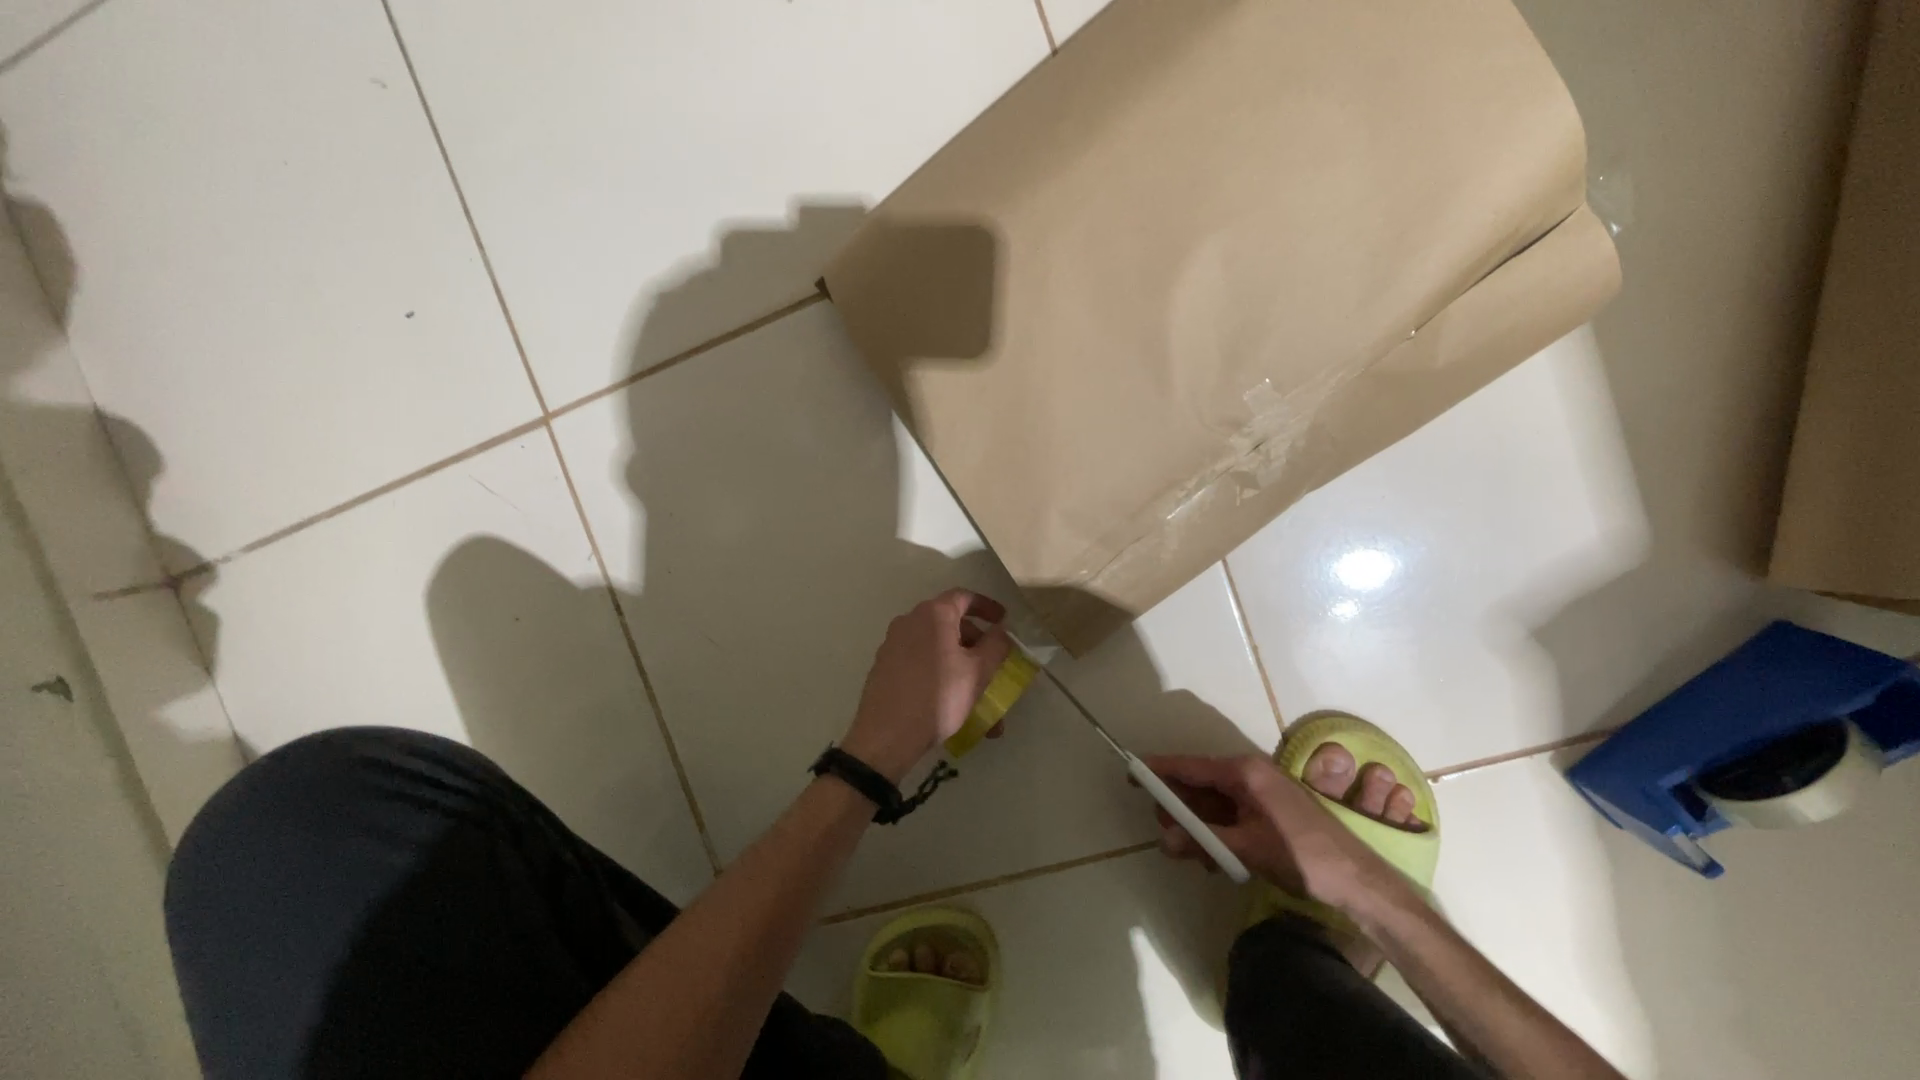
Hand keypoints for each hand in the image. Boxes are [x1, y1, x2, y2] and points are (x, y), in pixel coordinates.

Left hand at [840, 589, 1012, 782]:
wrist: (887, 735)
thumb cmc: (939, 696)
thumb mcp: (978, 672)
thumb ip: (995, 645)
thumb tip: (1001, 631)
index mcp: (933, 615)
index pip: (964, 597)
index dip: (987, 606)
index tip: (1003, 621)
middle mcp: (909, 621)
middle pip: (949, 622)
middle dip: (974, 642)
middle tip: (992, 663)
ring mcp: (892, 644)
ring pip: (935, 647)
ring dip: (959, 664)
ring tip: (977, 694)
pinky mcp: (884, 667)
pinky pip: (919, 662)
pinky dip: (939, 673)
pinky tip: (951, 701)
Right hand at [1143, 754, 1420, 918]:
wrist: (1357, 881)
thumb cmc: (1301, 857)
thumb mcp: (1245, 850)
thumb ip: (1201, 842)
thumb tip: (1162, 841)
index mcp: (1244, 772)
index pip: (1189, 765)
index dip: (1157, 770)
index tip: (1130, 772)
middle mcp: (1250, 774)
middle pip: (1197, 784)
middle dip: (1180, 812)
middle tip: (1172, 841)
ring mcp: (1261, 792)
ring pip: (1212, 803)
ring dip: (1199, 829)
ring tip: (1201, 860)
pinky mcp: (1269, 810)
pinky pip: (1229, 814)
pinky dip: (1218, 833)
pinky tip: (1219, 861)